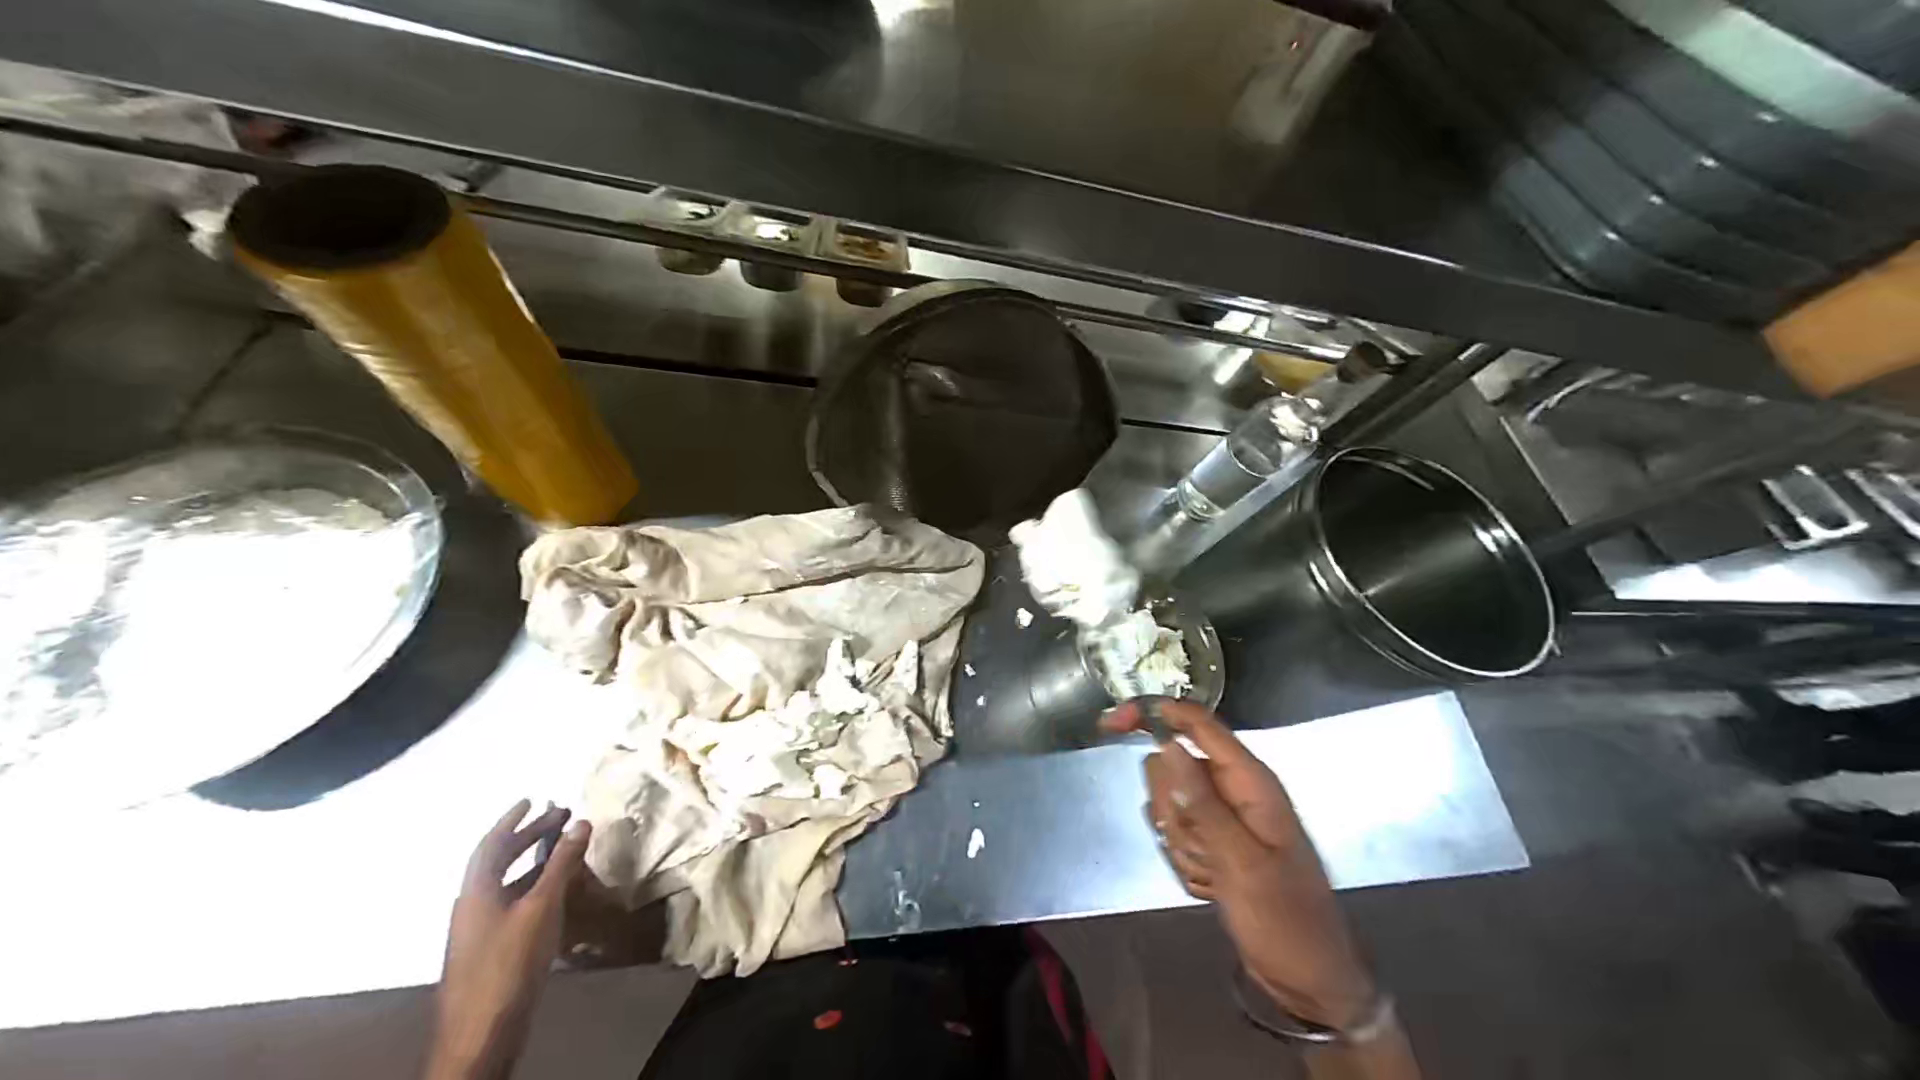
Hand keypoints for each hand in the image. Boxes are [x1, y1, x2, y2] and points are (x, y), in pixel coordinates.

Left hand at [427, 800, 590, 1079]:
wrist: (481, 1032)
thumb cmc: (509, 962)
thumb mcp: (541, 907)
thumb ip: (561, 864)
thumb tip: (581, 822)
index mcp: (476, 891)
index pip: (491, 844)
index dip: (512, 820)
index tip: (532, 799)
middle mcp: (472, 906)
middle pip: (498, 861)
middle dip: (529, 837)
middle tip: (559, 818)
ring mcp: (478, 931)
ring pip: (507, 884)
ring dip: (534, 862)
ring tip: (564, 850)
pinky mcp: (490, 951)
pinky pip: (512, 904)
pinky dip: (534, 888)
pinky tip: (557, 894)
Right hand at [1105, 700, 1376, 1029]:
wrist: (1309, 980)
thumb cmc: (1286, 918)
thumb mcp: (1242, 861)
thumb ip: (1202, 801)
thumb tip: (1168, 744)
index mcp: (1249, 780)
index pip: (1197, 724)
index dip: (1153, 713)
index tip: (1111, 722)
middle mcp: (1233, 790)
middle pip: (1171, 765)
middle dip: (1172, 807)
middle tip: (1201, 847)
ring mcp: (1221, 818)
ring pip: (1168, 802)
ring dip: (1180, 841)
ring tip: (1213, 873)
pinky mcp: (1211, 843)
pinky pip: (1174, 834)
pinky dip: (1184, 861)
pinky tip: (1211, 886)